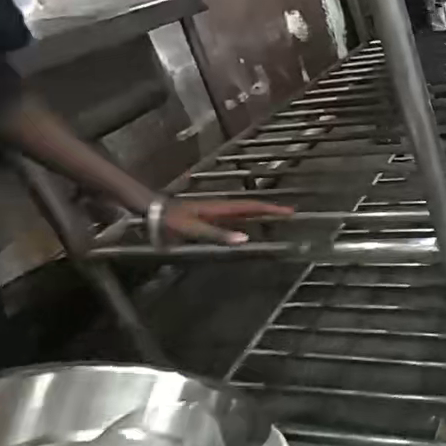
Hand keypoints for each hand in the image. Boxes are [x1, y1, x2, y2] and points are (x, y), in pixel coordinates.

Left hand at [162, 197, 293, 244]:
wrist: (155, 213)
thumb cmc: (174, 220)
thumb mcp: (195, 230)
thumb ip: (219, 235)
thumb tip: (244, 239)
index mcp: (222, 208)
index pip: (252, 207)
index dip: (271, 209)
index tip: (289, 211)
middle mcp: (223, 207)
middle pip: (252, 207)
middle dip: (271, 209)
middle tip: (289, 214)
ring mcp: (218, 211)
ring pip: (245, 211)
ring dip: (261, 213)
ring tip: (276, 218)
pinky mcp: (212, 217)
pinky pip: (236, 217)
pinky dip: (249, 219)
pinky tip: (250, 227)